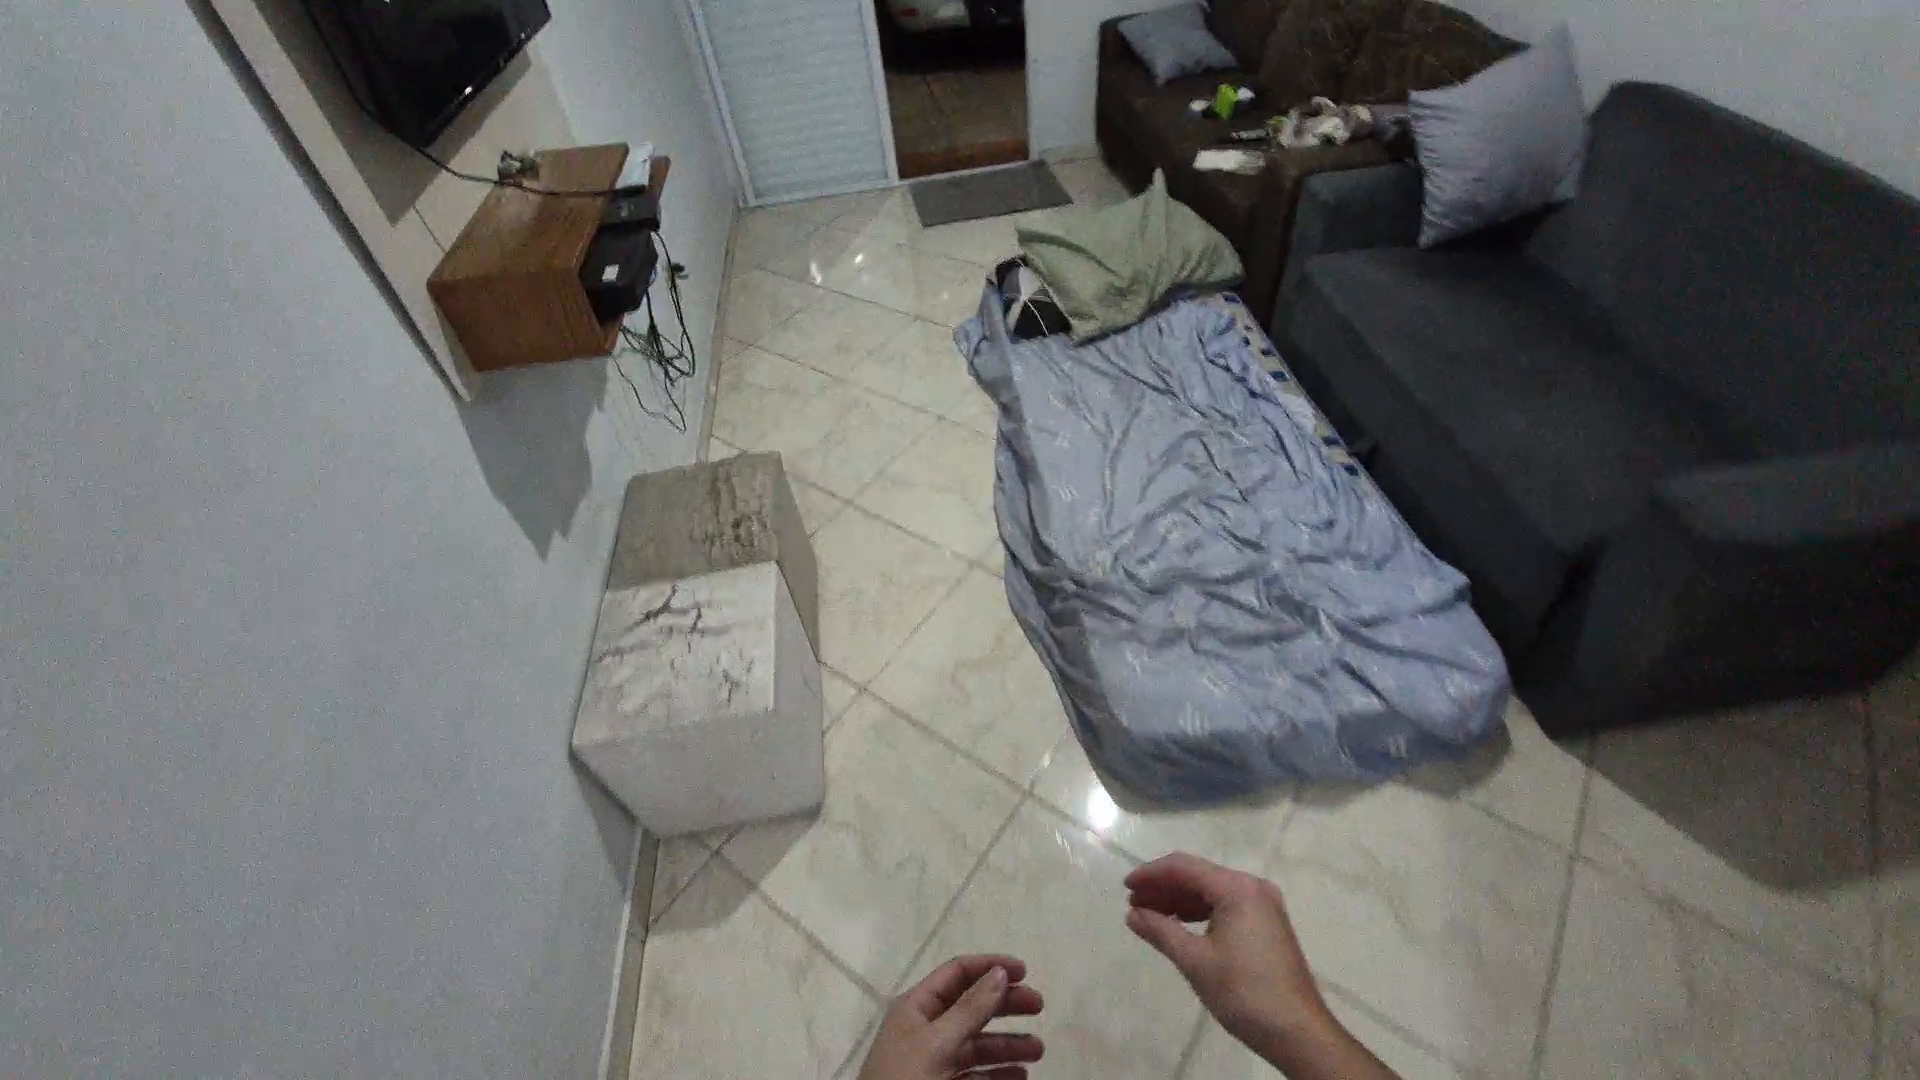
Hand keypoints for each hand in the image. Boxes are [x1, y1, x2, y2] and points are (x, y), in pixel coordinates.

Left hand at [855, 954, 1044, 1079]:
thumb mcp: (935, 1044)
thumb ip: (969, 1010)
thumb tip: (999, 973)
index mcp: (916, 1007)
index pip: (957, 973)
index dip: (989, 967)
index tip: (1023, 971)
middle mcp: (926, 1030)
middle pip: (972, 1007)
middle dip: (1005, 1005)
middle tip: (1039, 1006)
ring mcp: (935, 1063)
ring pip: (978, 1045)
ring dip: (1008, 1044)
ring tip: (1037, 1050)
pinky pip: (976, 1076)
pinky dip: (998, 1075)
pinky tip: (1020, 1077)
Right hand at [1124, 853, 1331, 1055]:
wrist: (1300, 1035)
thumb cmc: (1245, 994)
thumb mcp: (1195, 961)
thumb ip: (1161, 931)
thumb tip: (1133, 914)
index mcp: (1237, 888)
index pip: (1184, 867)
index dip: (1151, 873)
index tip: (1125, 887)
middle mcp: (1252, 887)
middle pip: (1198, 875)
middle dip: (1163, 887)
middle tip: (1133, 904)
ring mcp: (1263, 905)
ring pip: (1211, 891)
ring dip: (1179, 900)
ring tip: (1150, 915)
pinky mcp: (1267, 923)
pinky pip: (1225, 905)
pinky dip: (1199, 912)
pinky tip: (1180, 924)